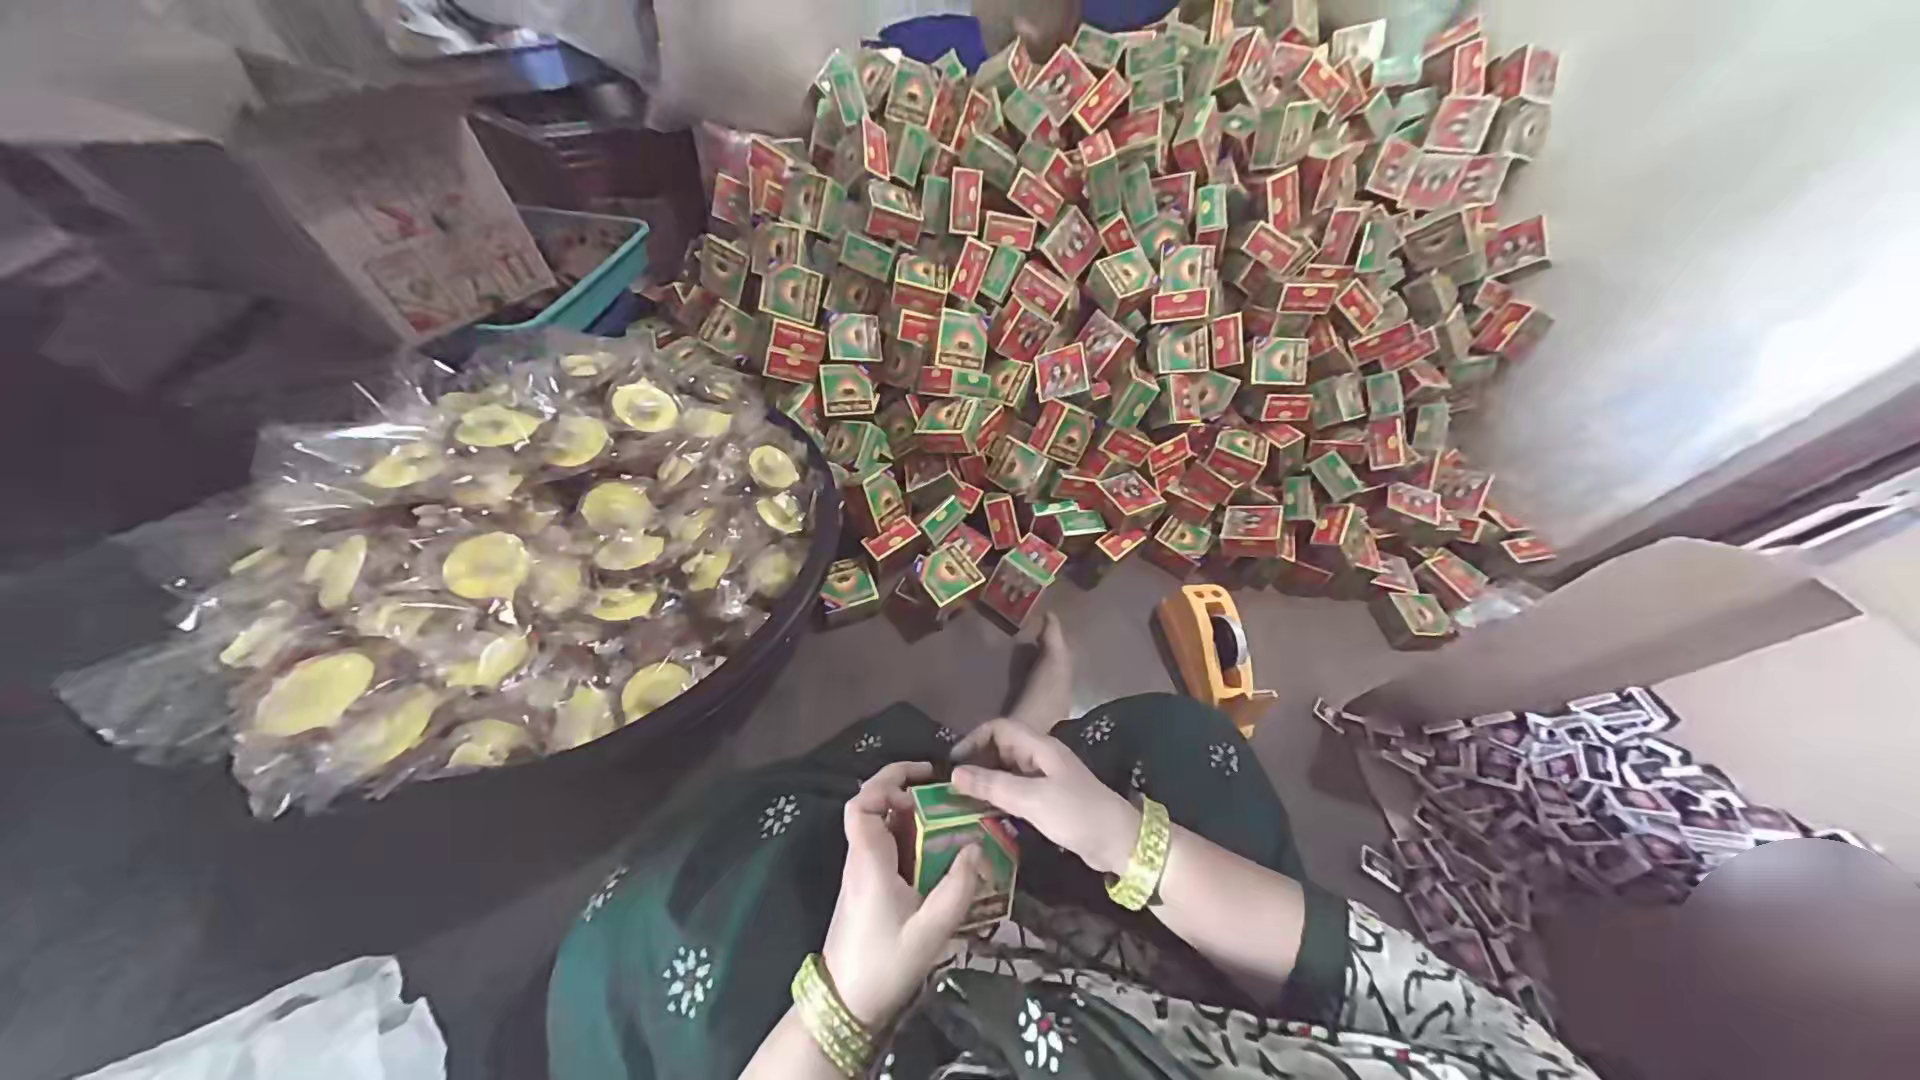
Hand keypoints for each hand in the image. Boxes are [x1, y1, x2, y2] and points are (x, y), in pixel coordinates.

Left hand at [822, 761, 985, 1029]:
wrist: (845, 1006)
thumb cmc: (883, 965)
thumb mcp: (929, 932)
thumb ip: (956, 889)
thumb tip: (976, 847)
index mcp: (869, 860)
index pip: (861, 803)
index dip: (887, 782)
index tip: (921, 781)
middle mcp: (861, 858)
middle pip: (870, 806)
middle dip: (902, 788)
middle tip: (938, 789)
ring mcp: (861, 872)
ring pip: (878, 825)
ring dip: (907, 813)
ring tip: (944, 813)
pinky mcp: (867, 886)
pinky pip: (885, 846)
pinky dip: (907, 836)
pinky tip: (934, 848)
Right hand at [950, 719, 1141, 876]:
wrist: (1119, 842)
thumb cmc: (1077, 813)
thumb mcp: (1032, 799)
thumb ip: (993, 786)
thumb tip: (954, 773)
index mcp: (1039, 746)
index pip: (998, 728)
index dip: (973, 740)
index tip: (952, 763)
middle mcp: (1040, 757)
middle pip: (1000, 748)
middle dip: (976, 761)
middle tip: (951, 784)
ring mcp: (1045, 778)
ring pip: (1006, 771)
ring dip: (985, 781)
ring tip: (961, 800)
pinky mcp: (1047, 799)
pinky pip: (1015, 790)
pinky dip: (998, 797)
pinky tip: (984, 813)